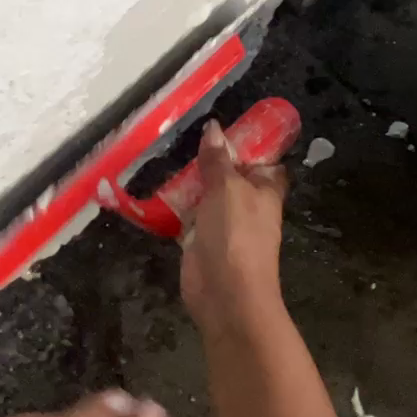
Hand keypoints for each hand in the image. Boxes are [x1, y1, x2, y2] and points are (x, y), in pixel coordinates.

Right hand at [180, 120, 289, 335]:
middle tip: (181, 127)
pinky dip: (172, 202)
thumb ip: (217, 159)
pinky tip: (152, 182)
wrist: (226, 295)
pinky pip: (185, 213)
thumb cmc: (237, 235)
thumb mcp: (227, 188)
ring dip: (187, 177)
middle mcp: (245, 203)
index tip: (225, 121)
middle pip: (228, 173)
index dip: (248, 142)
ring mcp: (221, 222)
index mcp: (264, 190)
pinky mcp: (199, 238)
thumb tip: (214, 127)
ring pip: (204, 192)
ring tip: (162, 147)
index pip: (263, 160)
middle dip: (209, 156)